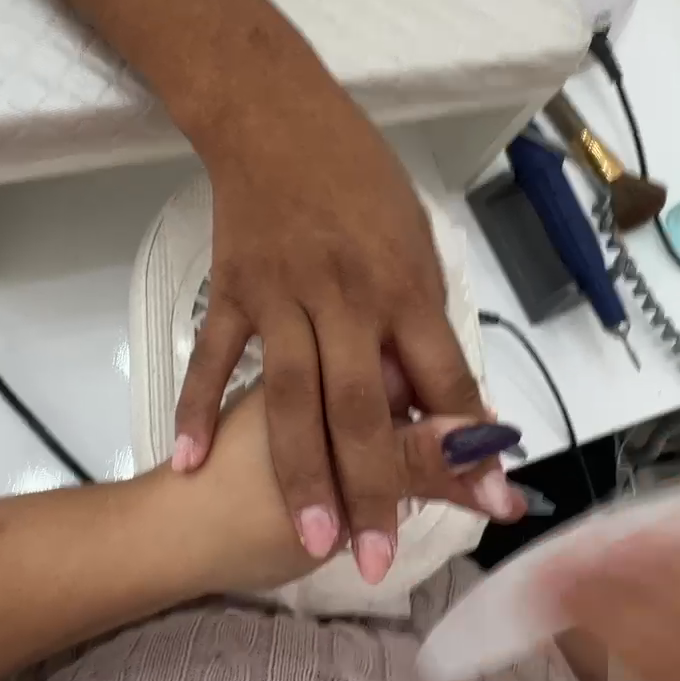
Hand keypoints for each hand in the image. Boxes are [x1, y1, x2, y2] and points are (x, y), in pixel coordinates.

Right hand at [173, 95, 486, 584]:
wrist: (276, 120)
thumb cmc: (360, 176)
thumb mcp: (414, 237)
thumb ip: (420, 315)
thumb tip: (433, 390)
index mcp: (404, 285)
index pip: (443, 377)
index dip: (470, 440)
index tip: (491, 500)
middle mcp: (347, 299)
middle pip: (362, 407)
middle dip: (377, 488)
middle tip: (380, 560)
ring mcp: (282, 298)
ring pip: (291, 398)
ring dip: (300, 472)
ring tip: (311, 540)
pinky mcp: (232, 293)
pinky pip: (212, 357)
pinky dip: (198, 407)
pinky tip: (188, 461)